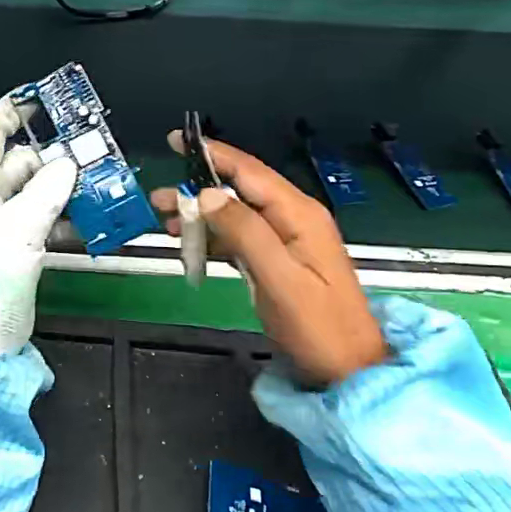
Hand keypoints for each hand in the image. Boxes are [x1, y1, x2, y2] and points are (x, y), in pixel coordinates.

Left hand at [0, 97, 78, 354]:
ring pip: (29, 188)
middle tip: (89, 148)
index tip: (40, 97)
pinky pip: (35, 214)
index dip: (12, 109)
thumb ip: (49, 188)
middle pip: (16, 158)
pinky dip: (56, 211)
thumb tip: (69, 163)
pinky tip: (83, 214)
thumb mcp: (21, 225)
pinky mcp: (8, 244)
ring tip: (94, 181)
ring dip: (58, 184)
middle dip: (50, 153)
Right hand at [149, 135, 385, 385]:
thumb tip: (207, 194)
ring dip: (202, 215)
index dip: (212, 154)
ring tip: (167, 220)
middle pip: (239, 191)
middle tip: (160, 198)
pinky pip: (242, 237)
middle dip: (197, 189)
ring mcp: (288, 240)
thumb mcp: (279, 278)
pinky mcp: (281, 261)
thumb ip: (244, 231)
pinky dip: (215, 237)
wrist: (350, 371)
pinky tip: (193, 244)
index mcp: (298, 215)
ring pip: (237, 214)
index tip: (178, 140)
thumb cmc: (318, 328)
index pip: (249, 171)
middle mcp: (294, 219)